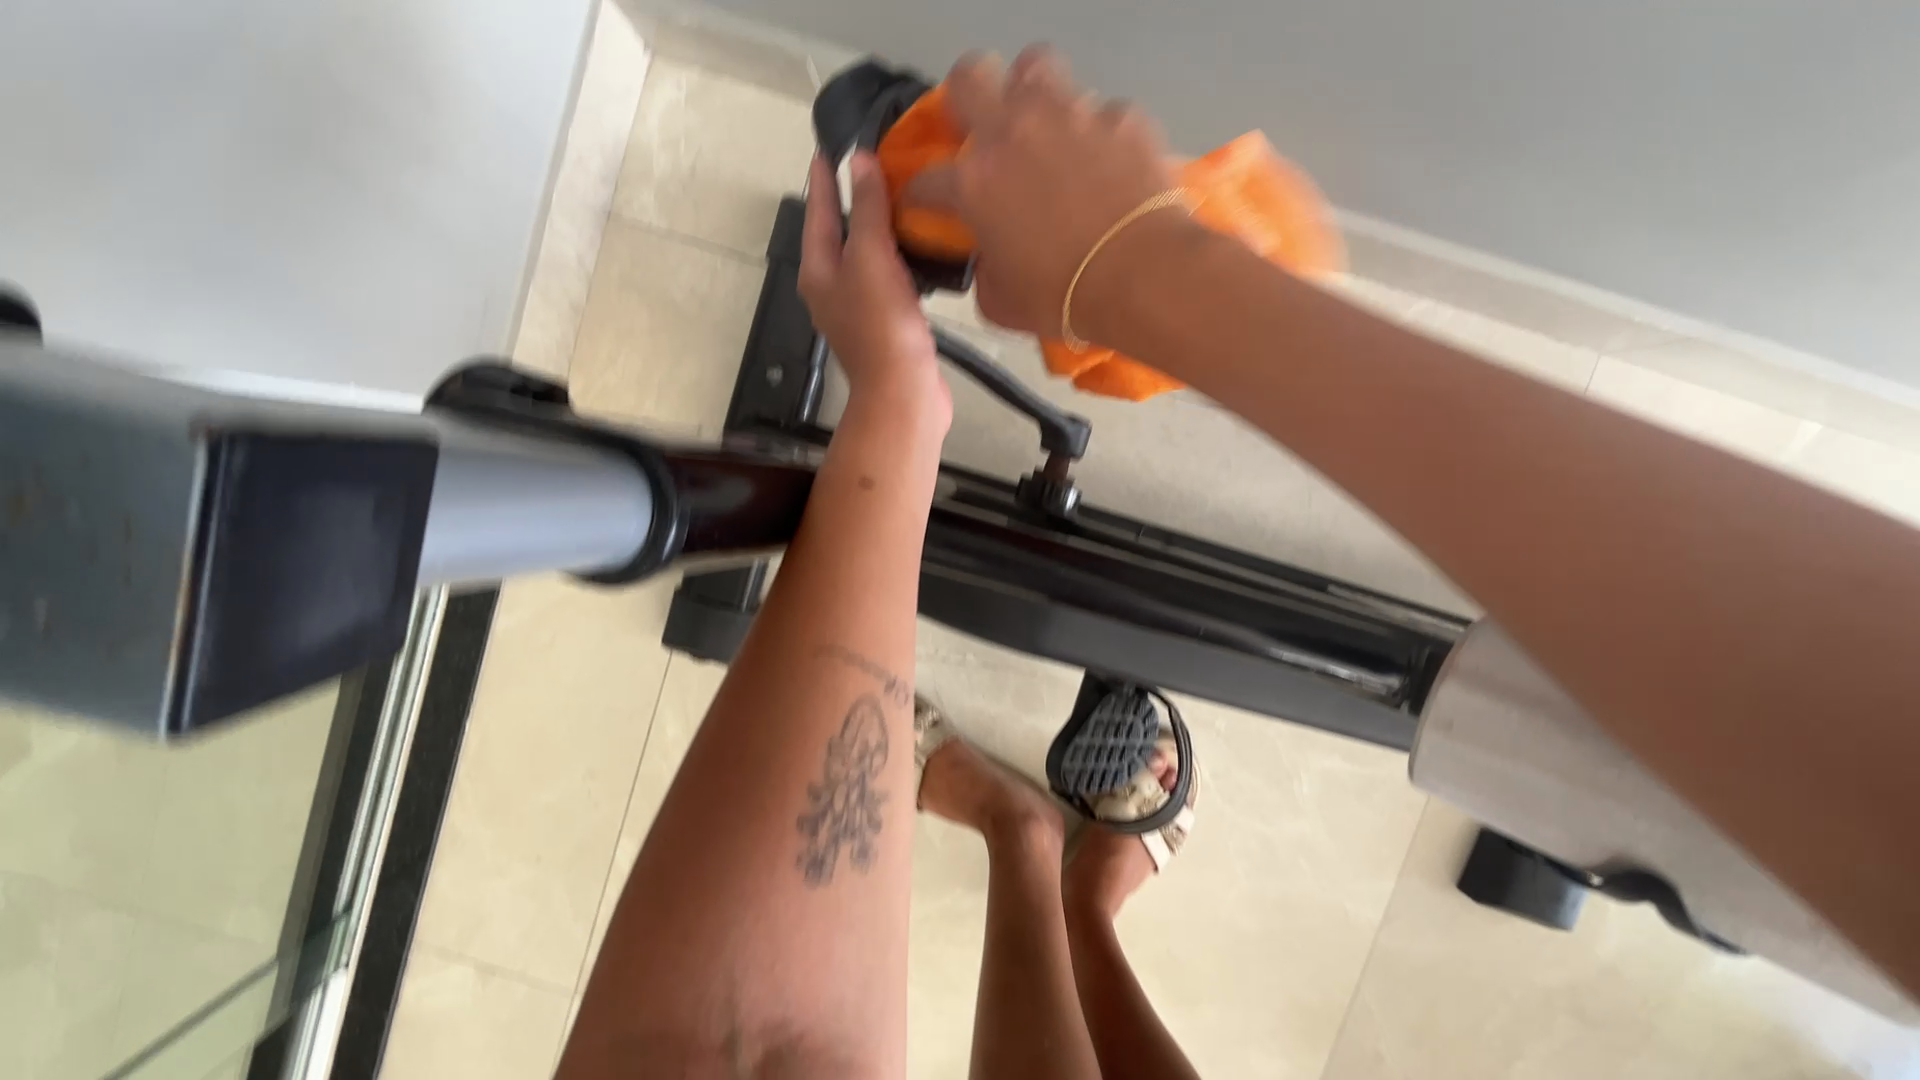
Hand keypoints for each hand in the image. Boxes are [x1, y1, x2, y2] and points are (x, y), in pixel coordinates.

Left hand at [800, 152, 950, 428]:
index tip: (828, 150)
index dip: (824, 180)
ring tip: (898, 202)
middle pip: (837, 236)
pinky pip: (888, 281)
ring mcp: (858, 311)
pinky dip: (898, 260)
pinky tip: (918, 251)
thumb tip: (859, 161)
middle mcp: (831, 290)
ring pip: (864, 259)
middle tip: (870, 169)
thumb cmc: (882, 325)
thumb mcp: (871, 257)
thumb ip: (867, 208)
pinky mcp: (886, 327)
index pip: (818, 213)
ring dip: (877, 232)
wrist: (903, 392)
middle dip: (851, 203)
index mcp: (818, 272)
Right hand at [903, 47, 1195, 345]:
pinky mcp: (1121, 117)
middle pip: (969, 77)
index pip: (925, 180)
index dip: (920, 196)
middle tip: (982, 130)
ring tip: (1045, 129)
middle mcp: (1014, 133)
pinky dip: (1099, 134)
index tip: (926, 207)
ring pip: (1036, 68)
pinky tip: (1107, 163)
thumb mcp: (1000, 302)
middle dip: (967, 99)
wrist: (1141, 278)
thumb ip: (983, 271)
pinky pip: (1102, 112)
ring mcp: (1071, 116)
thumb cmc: (1063, 298)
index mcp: (975, 183)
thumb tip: (988, 260)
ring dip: (1032, 96)